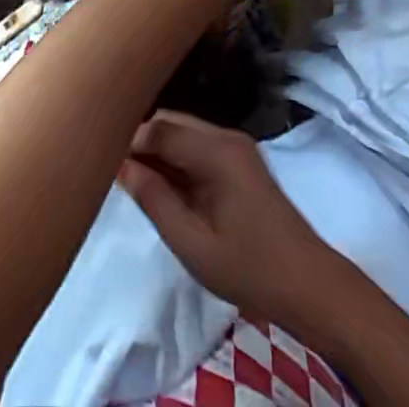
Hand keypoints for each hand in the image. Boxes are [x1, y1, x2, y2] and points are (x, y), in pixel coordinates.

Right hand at [118, 110, 333, 318]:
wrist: (309, 285)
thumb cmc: (249, 269)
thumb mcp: (191, 243)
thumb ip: (153, 199)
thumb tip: (120, 165)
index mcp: (217, 152)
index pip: (158, 129)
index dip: (126, 142)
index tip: (99, 160)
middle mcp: (226, 137)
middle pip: (169, 123)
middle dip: (139, 143)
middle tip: (111, 171)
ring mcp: (235, 146)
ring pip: (180, 132)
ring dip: (155, 150)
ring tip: (130, 178)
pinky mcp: (238, 159)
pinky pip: (194, 145)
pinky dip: (173, 158)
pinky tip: (160, 183)